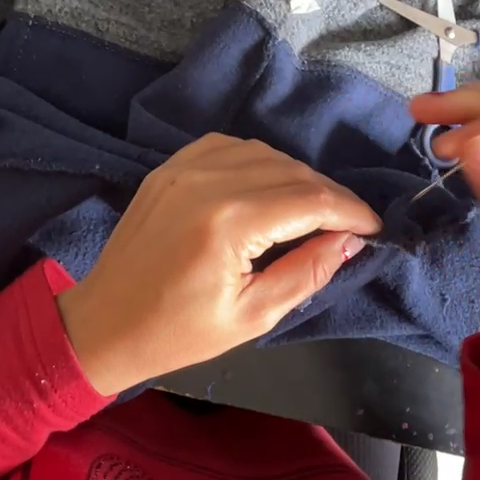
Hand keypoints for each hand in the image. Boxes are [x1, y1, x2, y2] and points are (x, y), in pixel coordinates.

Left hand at [57, 134, 383, 394]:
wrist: (104, 322)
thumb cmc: (177, 333)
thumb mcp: (253, 316)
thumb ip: (307, 272)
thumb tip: (351, 240)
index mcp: (228, 223)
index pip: (311, 200)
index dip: (352, 212)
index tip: (374, 228)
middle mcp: (207, 181)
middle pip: (292, 172)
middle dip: (329, 197)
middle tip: (347, 226)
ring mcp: (183, 168)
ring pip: (264, 152)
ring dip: (296, 177)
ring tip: (311, 212)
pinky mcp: (169, 166)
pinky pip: (229, 146)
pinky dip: (259, 161)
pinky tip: (267, 188)